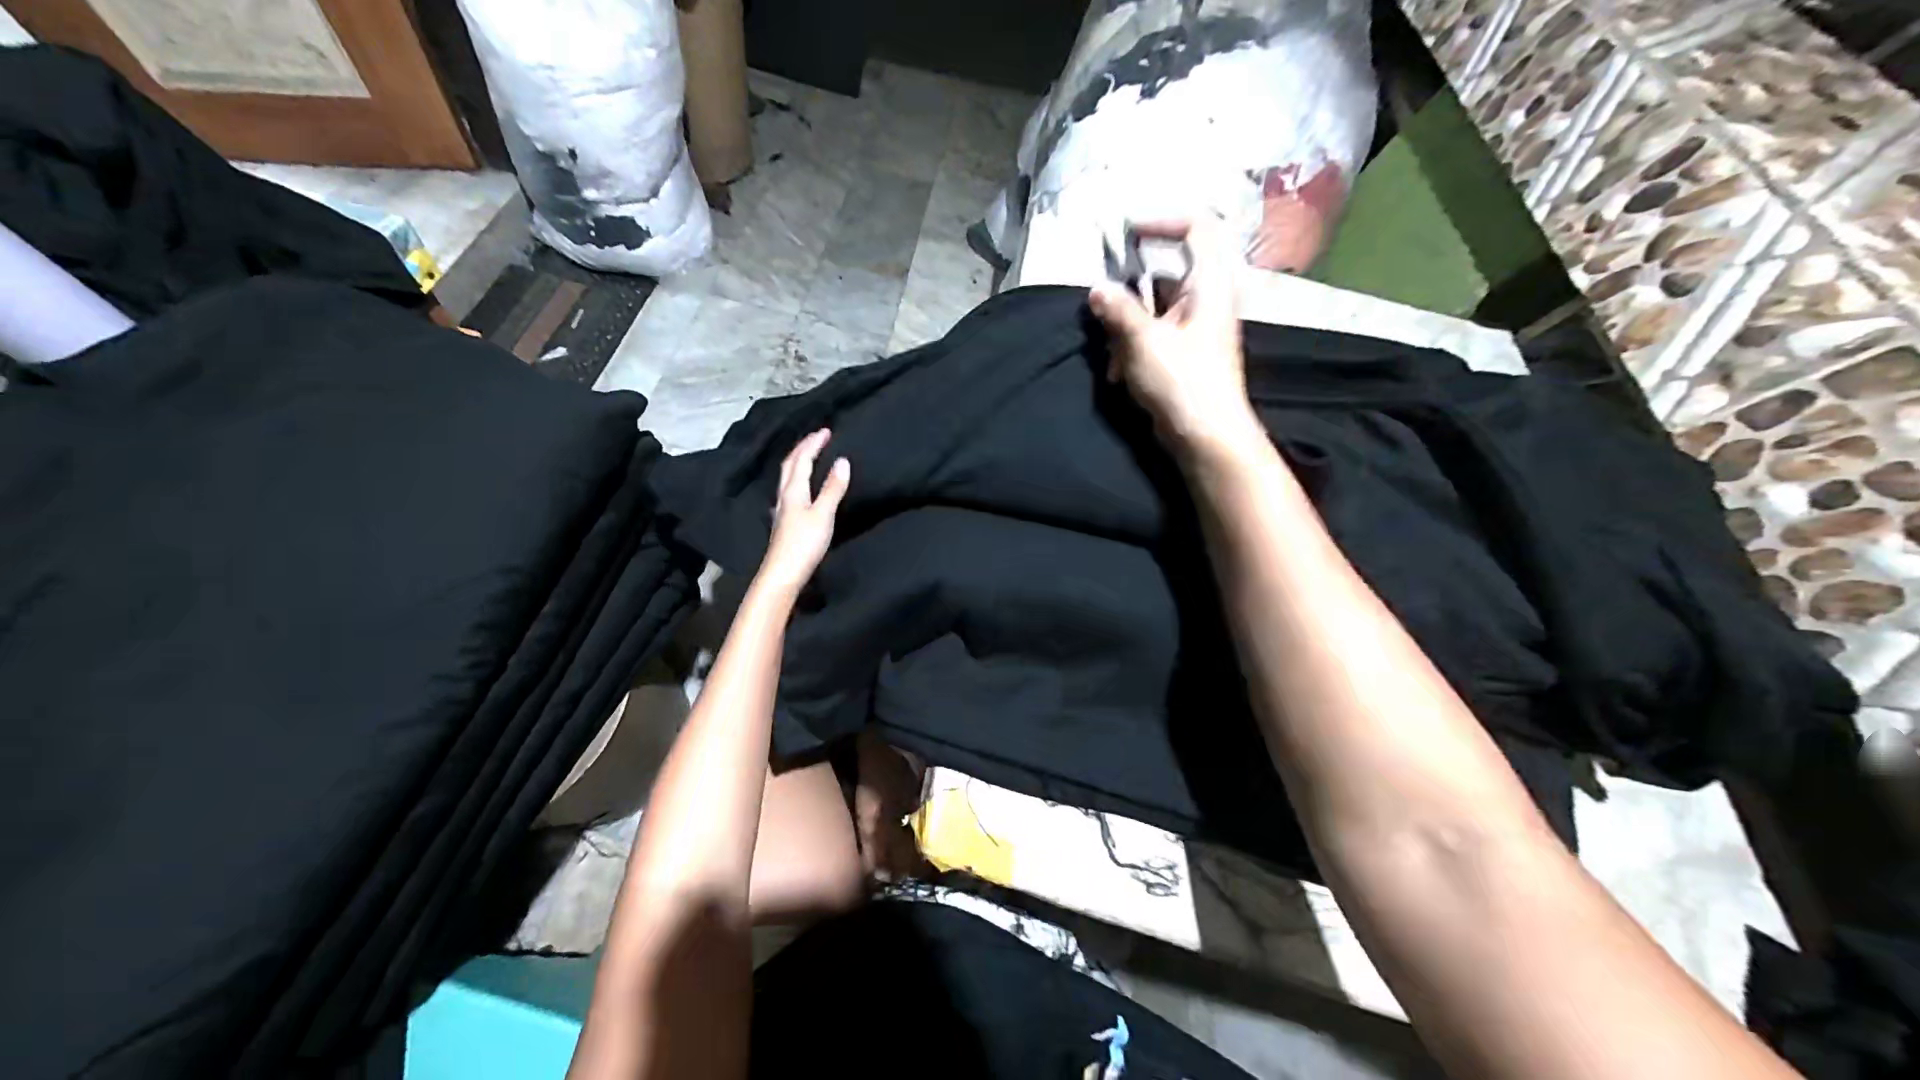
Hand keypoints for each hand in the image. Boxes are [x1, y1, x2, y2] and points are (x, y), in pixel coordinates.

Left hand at [759, 428, 850, 592]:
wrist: (782, 575)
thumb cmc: (803, 544)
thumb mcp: (823, 514)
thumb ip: (833, 488)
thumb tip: (842, 461)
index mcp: (793, 490)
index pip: (801, 459)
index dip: (813, 443)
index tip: (826, 431)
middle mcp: (784, 496)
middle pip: (790, 465)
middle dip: (802, 448)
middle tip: (816, 438)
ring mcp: (782, 510)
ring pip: (787, 478)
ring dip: (798, 462)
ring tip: (810, 456)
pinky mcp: (784, 522)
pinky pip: (790, 491)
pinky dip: (798, 479)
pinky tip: (802, 487)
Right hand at [1088, 218, 1264, 458]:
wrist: (1207, 437)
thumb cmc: (1183, 384)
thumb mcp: (1144, 342)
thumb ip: (1119, 310)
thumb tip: (1097, 289)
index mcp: (1209, 284)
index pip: (1196, 227)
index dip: (1162, 221)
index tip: (1126, 233)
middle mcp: (1206, 299)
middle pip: (1165, 272)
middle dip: (1129, 290)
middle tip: (1105, 306)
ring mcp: (1196, 328)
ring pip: (1154, 307)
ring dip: (1125, 325)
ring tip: (1111, 353)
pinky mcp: (1184, 353)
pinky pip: (1153, 334)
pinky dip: (1132, 347)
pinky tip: (1118, 372)